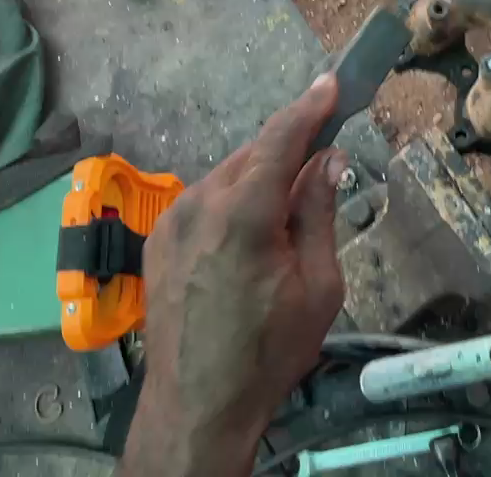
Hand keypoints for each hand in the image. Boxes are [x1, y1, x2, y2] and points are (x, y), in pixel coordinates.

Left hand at [118, 75, 347, 476]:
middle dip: (289, 147)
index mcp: (245, 214)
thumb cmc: (269, 352)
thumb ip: (319, 212)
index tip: (331, 82)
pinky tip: (247, 231)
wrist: (195, 408)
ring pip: (228, 173)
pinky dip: (233, 197)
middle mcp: (201, 202)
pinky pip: (205, 197)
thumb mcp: (318, 287)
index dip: (309, 107)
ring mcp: (173, 218)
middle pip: (254, 153)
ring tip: (285, 209)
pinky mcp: (159, 236)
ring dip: (260, 176)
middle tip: (321, 158)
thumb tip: (329, 160)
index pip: (281, 139)